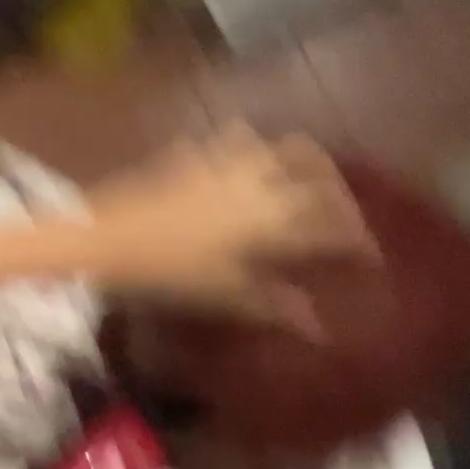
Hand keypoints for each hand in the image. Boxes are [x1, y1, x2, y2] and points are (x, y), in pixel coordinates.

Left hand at [87, 126, 375, 331]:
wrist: (102, 236)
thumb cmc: (164, 271)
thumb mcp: (222, 293)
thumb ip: (273, 305)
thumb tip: (319, 327)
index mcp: (273, 223)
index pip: (335, 226)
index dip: (358, 241)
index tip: (367, 257)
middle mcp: (256, 186)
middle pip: (318, 176)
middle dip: (338, 193)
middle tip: (338, 211)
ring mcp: (219, 165)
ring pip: (276, 146)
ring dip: (295, 158)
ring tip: (298, 176)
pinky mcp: (187, 156)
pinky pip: (226, 140)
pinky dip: (241, 147)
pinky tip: (236, 160)